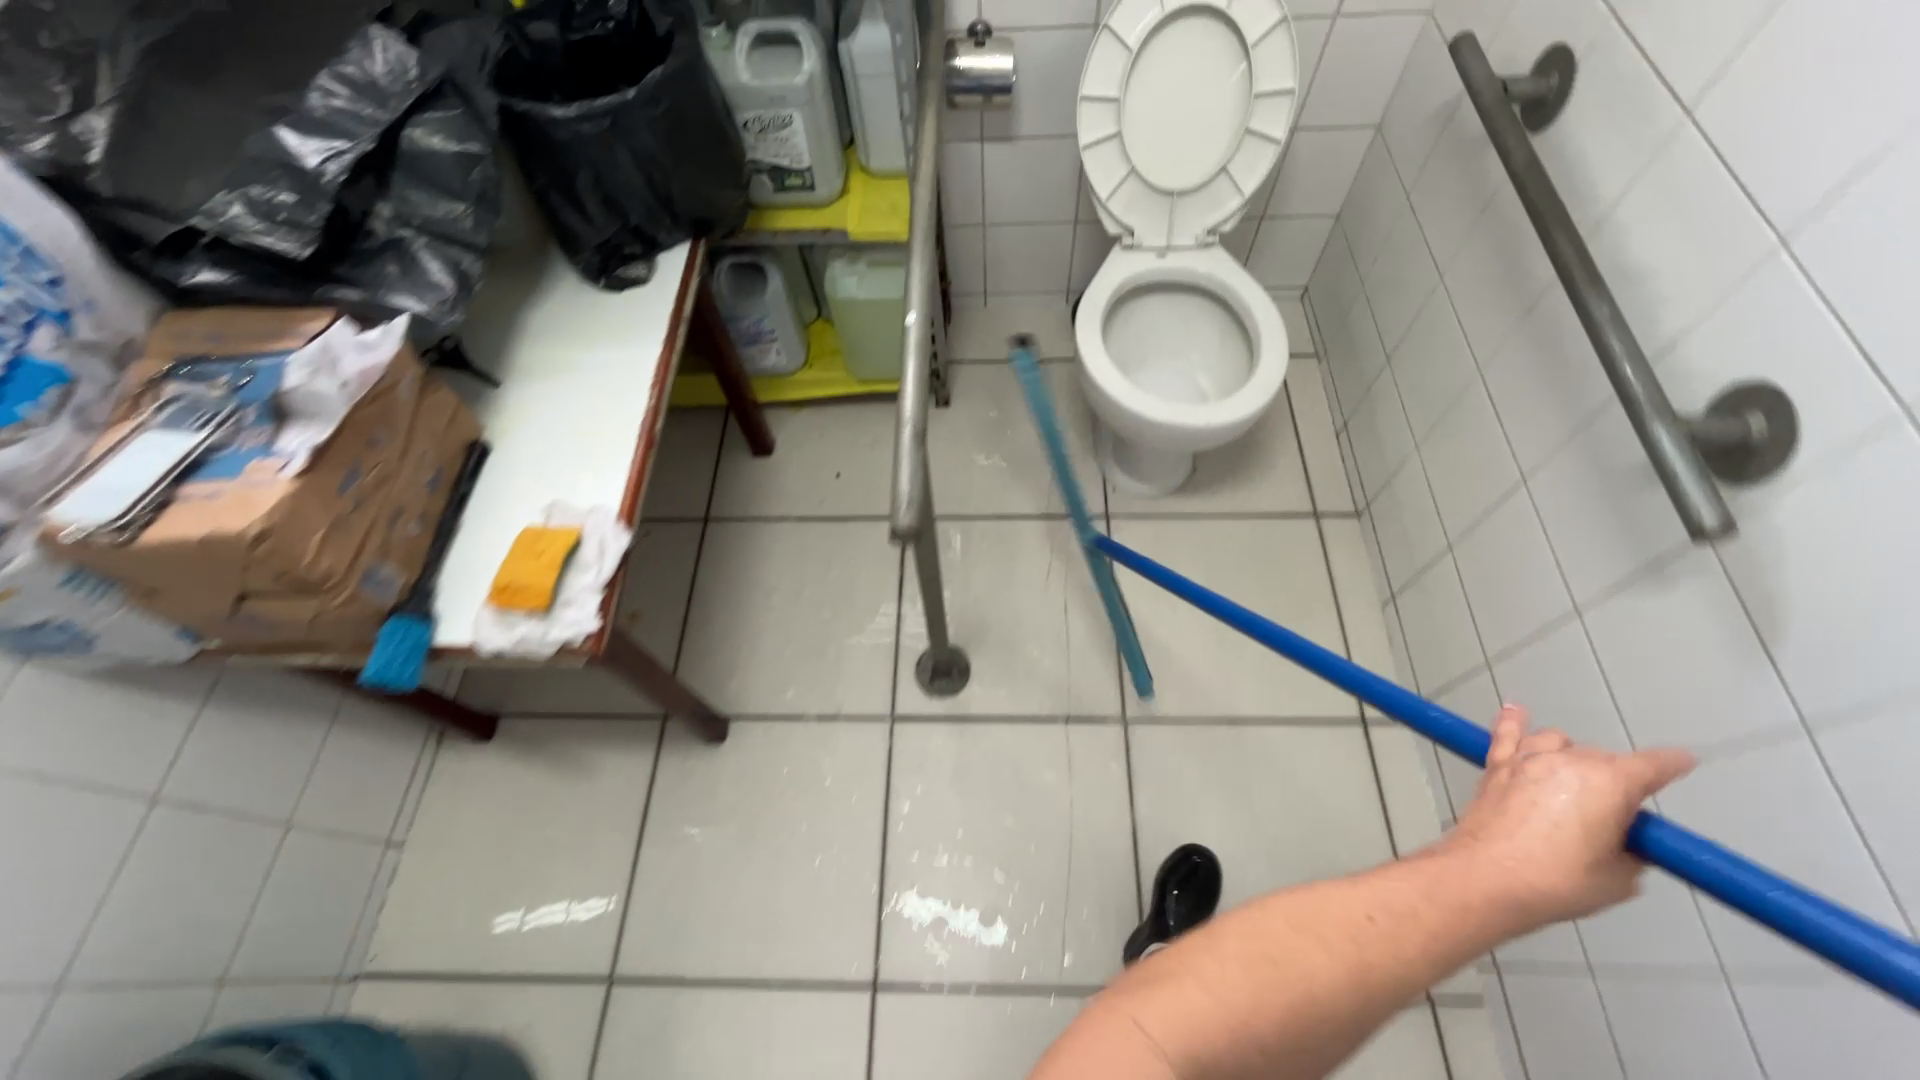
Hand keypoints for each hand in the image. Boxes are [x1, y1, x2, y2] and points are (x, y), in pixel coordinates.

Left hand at [1440, 705, 1694, 930]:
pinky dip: (1513, 723)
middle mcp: (1568, 760)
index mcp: (1609, 782)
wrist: (1486, 876)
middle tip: (1611, 816)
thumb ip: (1629, 848)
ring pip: (1559, 744)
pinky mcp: (1496, 766)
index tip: (1684, 762)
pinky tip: (1515, 710)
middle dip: (1614, 780)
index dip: (1671, 766)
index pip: (1653, 765)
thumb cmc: (1559, 880)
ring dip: (1571, 758)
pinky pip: (1506, 735)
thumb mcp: (1619, 876)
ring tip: (1572, 785)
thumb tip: (1619, 838)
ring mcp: (1527, 759)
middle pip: (1603, 759)